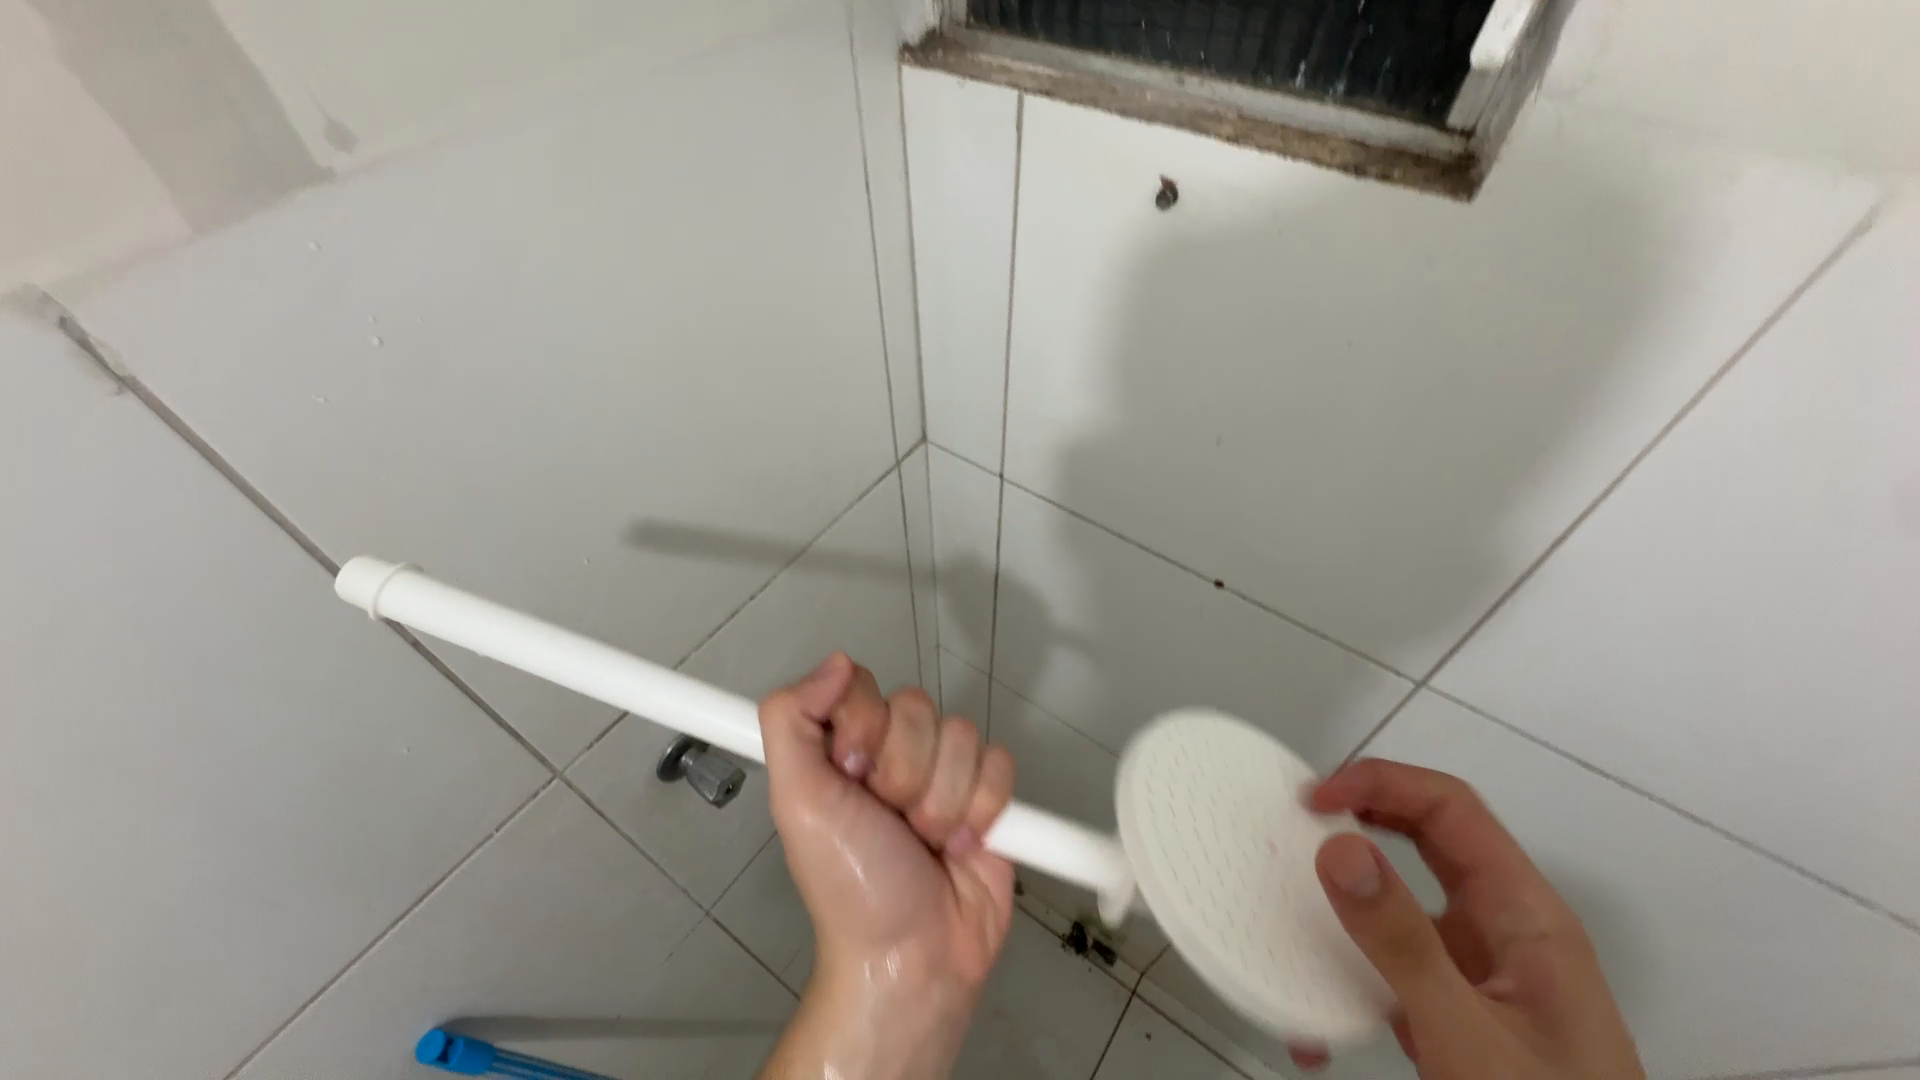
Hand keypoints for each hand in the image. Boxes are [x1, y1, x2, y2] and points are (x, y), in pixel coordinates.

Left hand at [756, 653, 1015, 1079]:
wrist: (913, 954)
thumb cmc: (849, 884)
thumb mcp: (796, 801)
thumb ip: (790, 720)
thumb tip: (836, 662)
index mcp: (844, 745)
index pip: (861, 684)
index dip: (864, 726)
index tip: (851, 774)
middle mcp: (894, 750)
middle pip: (918, 708)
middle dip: (905, 775)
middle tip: (890, 821)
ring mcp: (944, 770)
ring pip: (962, 735)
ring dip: (943, 801)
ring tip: (926, 842)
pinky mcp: (988, 794)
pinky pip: (1000, 764)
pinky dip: (982, 811)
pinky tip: (961, 845)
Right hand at [1290, 760, 1643, 1079]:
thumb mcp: (1469, 1036)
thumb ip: (1403, 945)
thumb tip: (1337, 848)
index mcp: (1525, 915)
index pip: (1451, 808)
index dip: (1381, 783)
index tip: (1313, 803)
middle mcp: (1505, 928)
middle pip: (1428, 838)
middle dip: (1360, 820)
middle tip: (1294, 827)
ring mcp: (1483, 970)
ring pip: (1408, 899)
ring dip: (1349, 895)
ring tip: (1292, 902)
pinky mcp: (1460, 1008)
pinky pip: (1397, 960)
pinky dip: (1351, 966)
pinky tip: (1317, 1008)